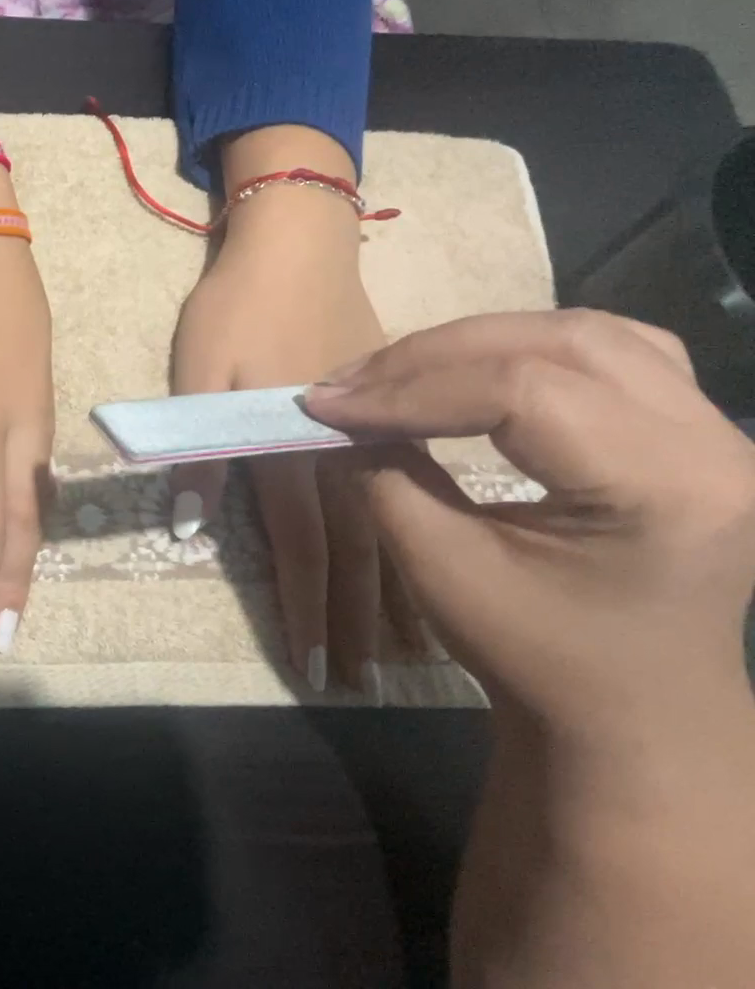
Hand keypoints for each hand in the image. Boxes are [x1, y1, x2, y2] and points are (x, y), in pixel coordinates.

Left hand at [169, 189, 392, 693]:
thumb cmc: (236, 309)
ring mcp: (374, 436)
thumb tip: (192, 530)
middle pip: (353, 554)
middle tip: (365, 682)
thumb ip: (198, 454)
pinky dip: (418, 539)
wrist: (297, 247)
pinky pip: (407, 493)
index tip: (316, 666)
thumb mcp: (196, 376)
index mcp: (290, 452)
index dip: (304, 609)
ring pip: (389, 531)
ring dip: (392, 592)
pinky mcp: (391, 417)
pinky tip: (438, 564)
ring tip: (406, 649)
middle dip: (353, 619)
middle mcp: (340, 455)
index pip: (299, 549)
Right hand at [304, 310, 754, 739]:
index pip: (523, 393)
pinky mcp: (695, 431)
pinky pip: (613, 352)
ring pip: (589, 332)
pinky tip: (474, 368)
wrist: (626, 704)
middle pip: (560, 343)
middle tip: (348, 383)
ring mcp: (716, 431)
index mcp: (662, 488)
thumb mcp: (440, 566)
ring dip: (478, 341)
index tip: (323, 405)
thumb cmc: (532, 650)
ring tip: (396, 372)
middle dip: (434, 354)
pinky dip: (527, 346)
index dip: (409, 390)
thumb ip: (386, 478)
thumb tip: (338, 416)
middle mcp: (714, 444)